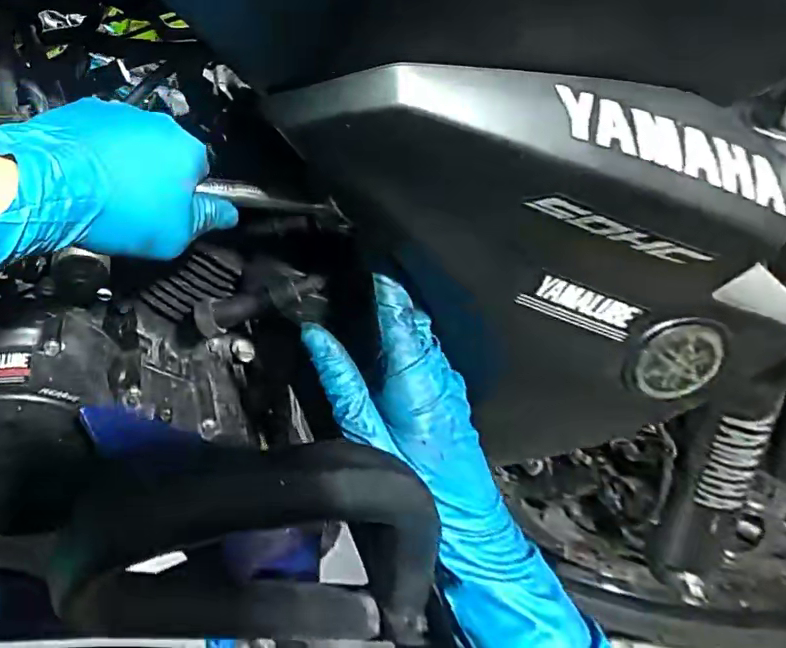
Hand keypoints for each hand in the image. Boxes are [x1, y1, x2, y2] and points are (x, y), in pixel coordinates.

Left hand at [0, 98, 236, 327]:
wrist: (49, 183)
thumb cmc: (110, 207)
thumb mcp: (171, 234)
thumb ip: (204, 220)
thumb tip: (222, 214)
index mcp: (185, 149)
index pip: (199, 173)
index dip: (184, 197)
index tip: (168, 212)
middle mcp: (154, 122)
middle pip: (163, 153)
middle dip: (151, 177)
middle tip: (131, 207)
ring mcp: (114, 114)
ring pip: (128, 141)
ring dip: (119, 162)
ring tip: (100, 193)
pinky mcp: (80, 112)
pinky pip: (94, 134)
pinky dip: (89, 151)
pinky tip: (78, 176)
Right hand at [300, 275, 601, 647]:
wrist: (469, 528)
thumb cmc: (414, 482)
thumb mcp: (365, 431)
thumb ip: (340, 379)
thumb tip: (316, 334)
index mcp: (416, 381)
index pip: (401, 319)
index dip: (386, 286)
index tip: (371, 259)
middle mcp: (438, 376)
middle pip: (416, 320)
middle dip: (393, 289)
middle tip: (367, 262)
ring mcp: (448, 385)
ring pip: (425, 332)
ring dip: (402, 307)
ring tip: (377, 285)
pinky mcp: (449, 396)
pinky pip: (428, 348)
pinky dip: (409, 328)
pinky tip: (396, 325)